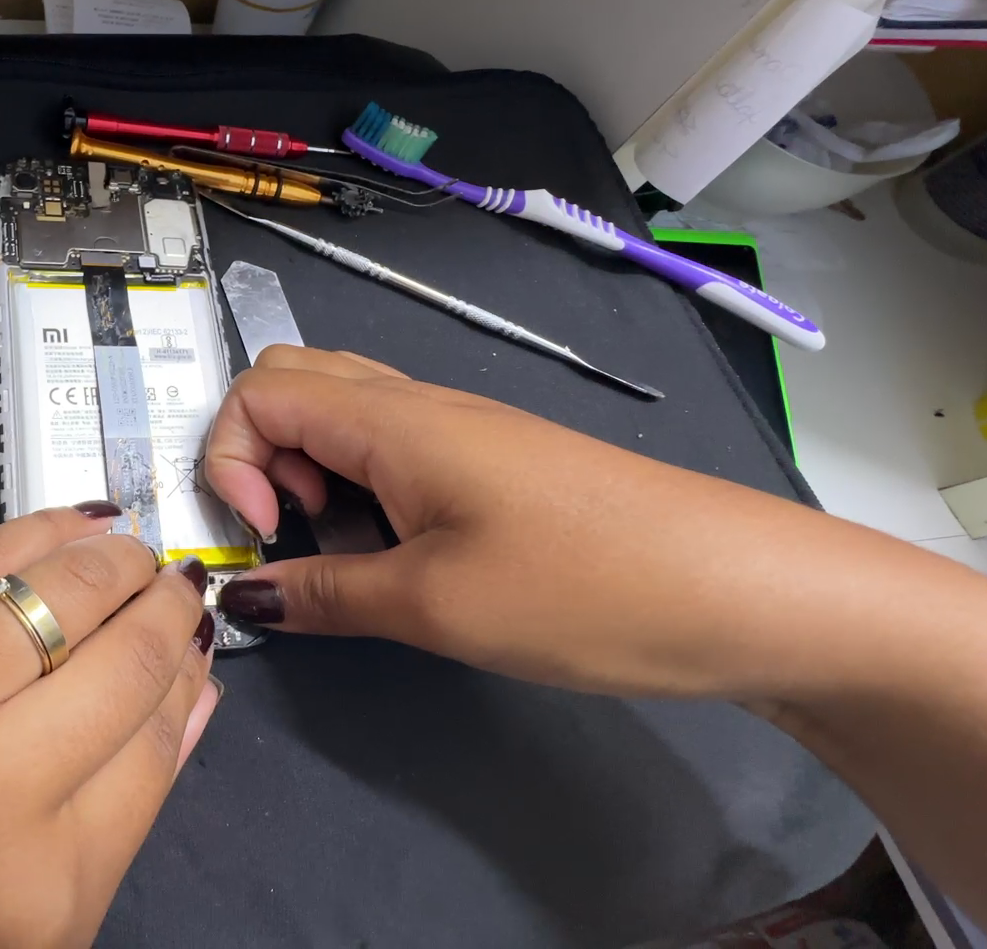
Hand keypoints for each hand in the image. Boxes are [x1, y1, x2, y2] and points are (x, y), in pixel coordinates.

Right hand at [201, 346, 986, 945]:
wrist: (754, 592)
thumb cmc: (583, 588)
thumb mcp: (435, 606)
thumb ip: (322, 594)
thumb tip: (240, 596)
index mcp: (390, 420)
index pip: (257, 392)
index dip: (232, 459)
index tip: (271, 532)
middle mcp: (411, 403)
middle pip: (288, 380)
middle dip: (257, 450)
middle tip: (292, 522)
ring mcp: (450, 425)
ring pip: (333, 408)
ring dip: (303, 465)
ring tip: (341, 537)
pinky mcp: (479, 455)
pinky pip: (380, 441)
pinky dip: (350, 478)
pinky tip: (390, 539)